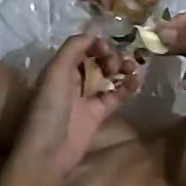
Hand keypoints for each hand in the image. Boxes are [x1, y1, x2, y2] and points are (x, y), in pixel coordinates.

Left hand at [11, 34, 139, 178]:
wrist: (48, 153)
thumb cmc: (49, 109)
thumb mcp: (56, 72)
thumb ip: (73, 48)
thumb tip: (95, 33)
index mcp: (59, 68)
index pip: (81, 48)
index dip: (96, 43)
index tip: (107, 46)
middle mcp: (73, 80)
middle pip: (97, 60)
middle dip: (111, 55)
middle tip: (118, 62)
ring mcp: (87, 97)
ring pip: (108, 76)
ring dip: (121, 68)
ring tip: (132, 67)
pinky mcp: (99, 114)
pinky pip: (116, 95)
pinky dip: (127, 86)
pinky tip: (137, 79)